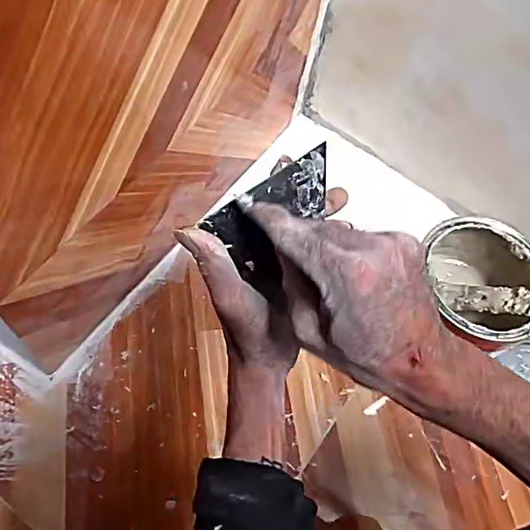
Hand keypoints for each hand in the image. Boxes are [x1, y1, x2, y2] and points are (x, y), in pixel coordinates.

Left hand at [174, 180, 349, 374]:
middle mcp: (257, 254)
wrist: (268, 362)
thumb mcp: (229, 295)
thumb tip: (185, 230)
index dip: (269, 188)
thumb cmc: (244, 331)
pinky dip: (324, 241)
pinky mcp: (296, 278)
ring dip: (318, 216)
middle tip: (326, 185)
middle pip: (280, 217)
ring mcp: (278, 266)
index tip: (286, 167)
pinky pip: (310, 252)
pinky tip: (345, 233)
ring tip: (342, 202)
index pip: (252, 211)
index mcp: (237, 251)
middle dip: (303, 198)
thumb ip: (213, 263)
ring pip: (298, 232)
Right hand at [244, 203, 467, 413]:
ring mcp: (393, 243)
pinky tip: (349, 275)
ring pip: (340, 230)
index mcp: (346, 272)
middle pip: (317, 227)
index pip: (294, 231)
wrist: (420, 360)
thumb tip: (281, 250)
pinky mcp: (405, 242)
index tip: (254, 207)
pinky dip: (349, 249)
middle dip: (297, 237)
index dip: (268, 217)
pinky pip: (363, 236)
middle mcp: (374, 249)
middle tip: (285, 255)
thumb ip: (291, 283)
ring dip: (324, 244)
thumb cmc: (370, 356)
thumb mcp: (309, 330)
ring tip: (325, 275)